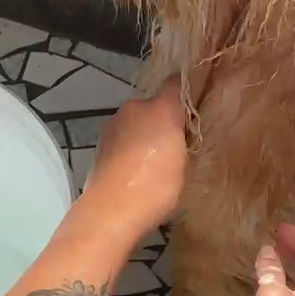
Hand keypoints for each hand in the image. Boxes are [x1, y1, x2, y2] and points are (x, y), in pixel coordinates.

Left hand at [82, 75, 186, 231]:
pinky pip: (122, 140)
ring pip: (135, 123)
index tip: (195, 107)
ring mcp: (113, 125)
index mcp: (161, 110)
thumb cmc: (156, 189)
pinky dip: (129, 150)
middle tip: (173, 148)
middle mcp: (134, 109)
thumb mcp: (185, 168)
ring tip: (152, 165)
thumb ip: (184, 145)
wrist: (111, 211)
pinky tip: (134, 173)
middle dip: (163, 122)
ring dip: (144, 136)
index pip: (176, 83)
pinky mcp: (99, 143)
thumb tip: (179, 140)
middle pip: (153, 106)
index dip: (187, 92)